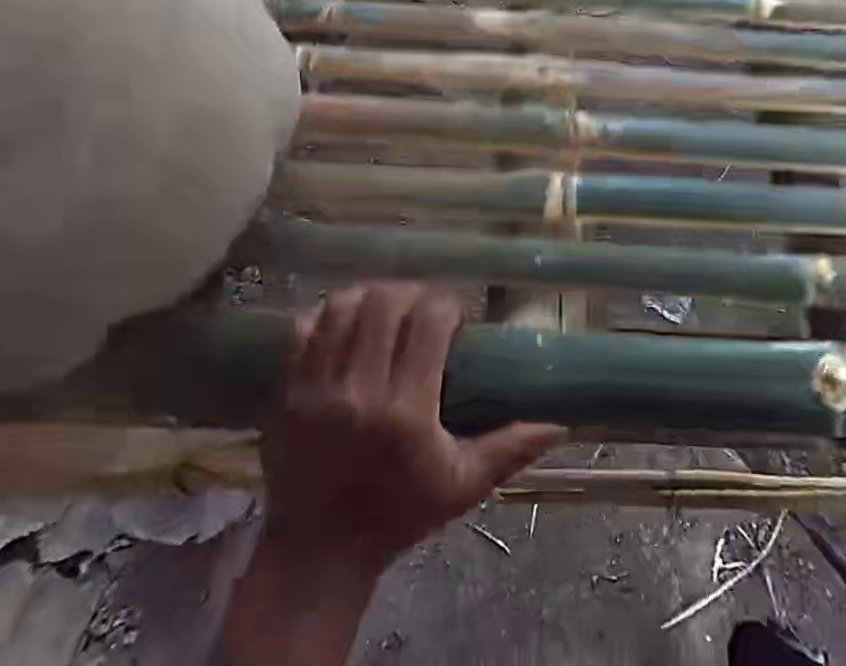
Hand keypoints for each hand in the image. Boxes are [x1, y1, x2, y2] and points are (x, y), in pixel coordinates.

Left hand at [261, 282, 566, 561]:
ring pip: (343, 307)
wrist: (318, 551)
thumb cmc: (400, 514)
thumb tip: (561, 420)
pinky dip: (330, 314)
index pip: (428, 322)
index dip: (448, 306)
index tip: (456, 320)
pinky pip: (304, 329)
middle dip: (414, 295)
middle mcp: (358, 391)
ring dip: (373, 298)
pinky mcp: (284, 392)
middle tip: (426, 311)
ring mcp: (314, 389)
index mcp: (406, 411)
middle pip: (385, 303)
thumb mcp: (465, 484)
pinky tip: (349, 323)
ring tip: (390, 312)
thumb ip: (513, 447)